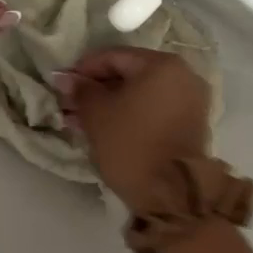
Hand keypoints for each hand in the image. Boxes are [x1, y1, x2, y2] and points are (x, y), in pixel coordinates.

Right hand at [54, 47, 211, 210]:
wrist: (173, 195)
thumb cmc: (132, 144)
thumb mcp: (97, 114)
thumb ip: (81, 90)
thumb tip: (65, 77)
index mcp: (162, 64)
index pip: (114, 57)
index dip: (84, 69)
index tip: (62, 84)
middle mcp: (182, 76)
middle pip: (129, 75)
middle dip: (96, 89)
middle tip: (69, 105)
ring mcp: (190, 101)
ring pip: (140, 95)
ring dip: (111, 104)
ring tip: (80, 121)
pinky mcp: (191, 125)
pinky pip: (153, 110)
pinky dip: (130, 115)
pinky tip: (105, 129)